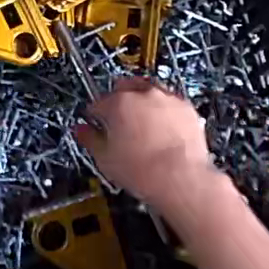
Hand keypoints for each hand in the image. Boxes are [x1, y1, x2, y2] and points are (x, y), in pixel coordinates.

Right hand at [77, 78, 220, 212]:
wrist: (181, 180)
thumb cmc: (145, 171)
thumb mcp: (105, 159)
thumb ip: (90, 139)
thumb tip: (81, 131)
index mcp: (118, 103)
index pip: (98, 102)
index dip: (95, 114)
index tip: (97, 122)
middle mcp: (143, 94)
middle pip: (124, 88)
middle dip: (119, 101)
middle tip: (119, 121)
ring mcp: (167, 99)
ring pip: (149, 91)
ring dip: (143, 102)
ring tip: (142, 125)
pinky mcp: (186, 108)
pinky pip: (170, 103)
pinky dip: (165, 111)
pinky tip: (163, 130)